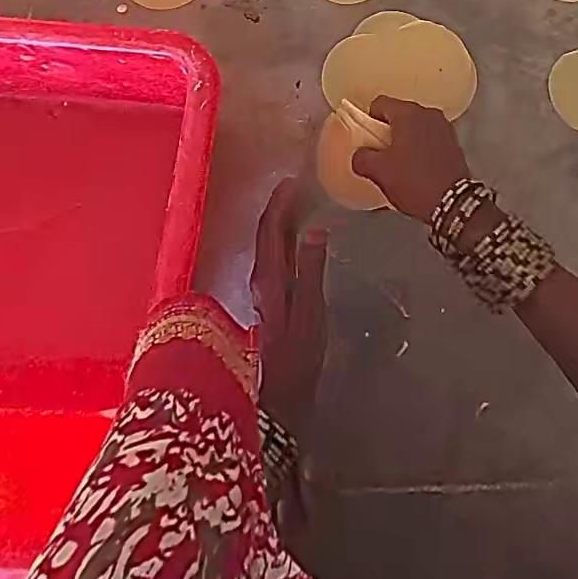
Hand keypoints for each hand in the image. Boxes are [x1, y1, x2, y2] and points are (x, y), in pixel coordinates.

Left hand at [250, 177, 328, 433]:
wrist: (282, 397)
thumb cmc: (299, 357)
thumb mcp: (312, 313)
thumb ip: (312, 271)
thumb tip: (316, 229)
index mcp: (269, 279)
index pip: (270, 231)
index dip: (279, 204)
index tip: (293, 182)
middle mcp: (260, 280)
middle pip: (265, 234)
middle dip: (277, 207)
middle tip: (296, 186)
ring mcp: (264, 290)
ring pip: (268, 244)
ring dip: (279, 221)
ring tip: (298, 203)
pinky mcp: (271, 298)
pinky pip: (275, 256)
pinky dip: (283, 238)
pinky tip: (297, 237)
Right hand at [350, 97, 470, 218]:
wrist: (452, 202)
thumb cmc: (413, 181)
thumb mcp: (378, 171)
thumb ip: (362, 157)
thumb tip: (361, 155)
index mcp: (409, 114)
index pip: (380, 103)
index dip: (369, 119)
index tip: (368, 140)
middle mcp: (429, 114)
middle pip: (399, 113)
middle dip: (388, 130)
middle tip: (381, 153)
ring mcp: (445, 127)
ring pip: (416, 126)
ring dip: (406, 139)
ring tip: (400, 162)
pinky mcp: (454, 142)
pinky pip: (430, 137)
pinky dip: (421, 146)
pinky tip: (417, 167)